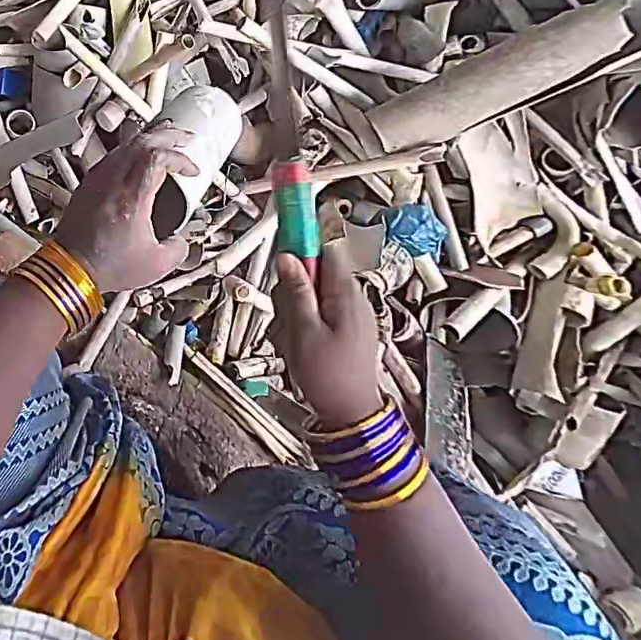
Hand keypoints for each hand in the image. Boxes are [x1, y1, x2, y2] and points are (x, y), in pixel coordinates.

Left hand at [51, 125, 197, 291]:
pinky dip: (128, 152)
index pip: (156, 157)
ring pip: (122, 146)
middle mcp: (111, 184)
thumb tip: (180, 239)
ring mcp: (96, 182)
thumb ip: (178, 248)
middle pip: (139, 143)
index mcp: (131, 199)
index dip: (179, 158)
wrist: (70, 269)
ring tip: (161, 142)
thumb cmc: (104, 266)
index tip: (191, 169)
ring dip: (146, 140)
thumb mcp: (156, 264)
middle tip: (183, 138)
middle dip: (166, 136)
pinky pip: (109, 158)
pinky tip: (134, 159)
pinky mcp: (86, 186)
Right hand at [272, 241, 381, 427]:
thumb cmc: (331, 378)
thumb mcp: (304, 331)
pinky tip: (300, 341)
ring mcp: (351, 315)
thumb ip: (296, 291)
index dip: (304, 237)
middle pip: (314, 272)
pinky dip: (303, 320)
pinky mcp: (345, 328)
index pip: (326, 249)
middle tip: (287, 311)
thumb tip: (289, 259)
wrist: (351, 414)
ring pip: (311, 292)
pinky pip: (316, 311)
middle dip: (293, 286)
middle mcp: (353, 301)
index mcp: (347, 296)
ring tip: (295, 334)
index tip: (288, 224)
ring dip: (295, 307)